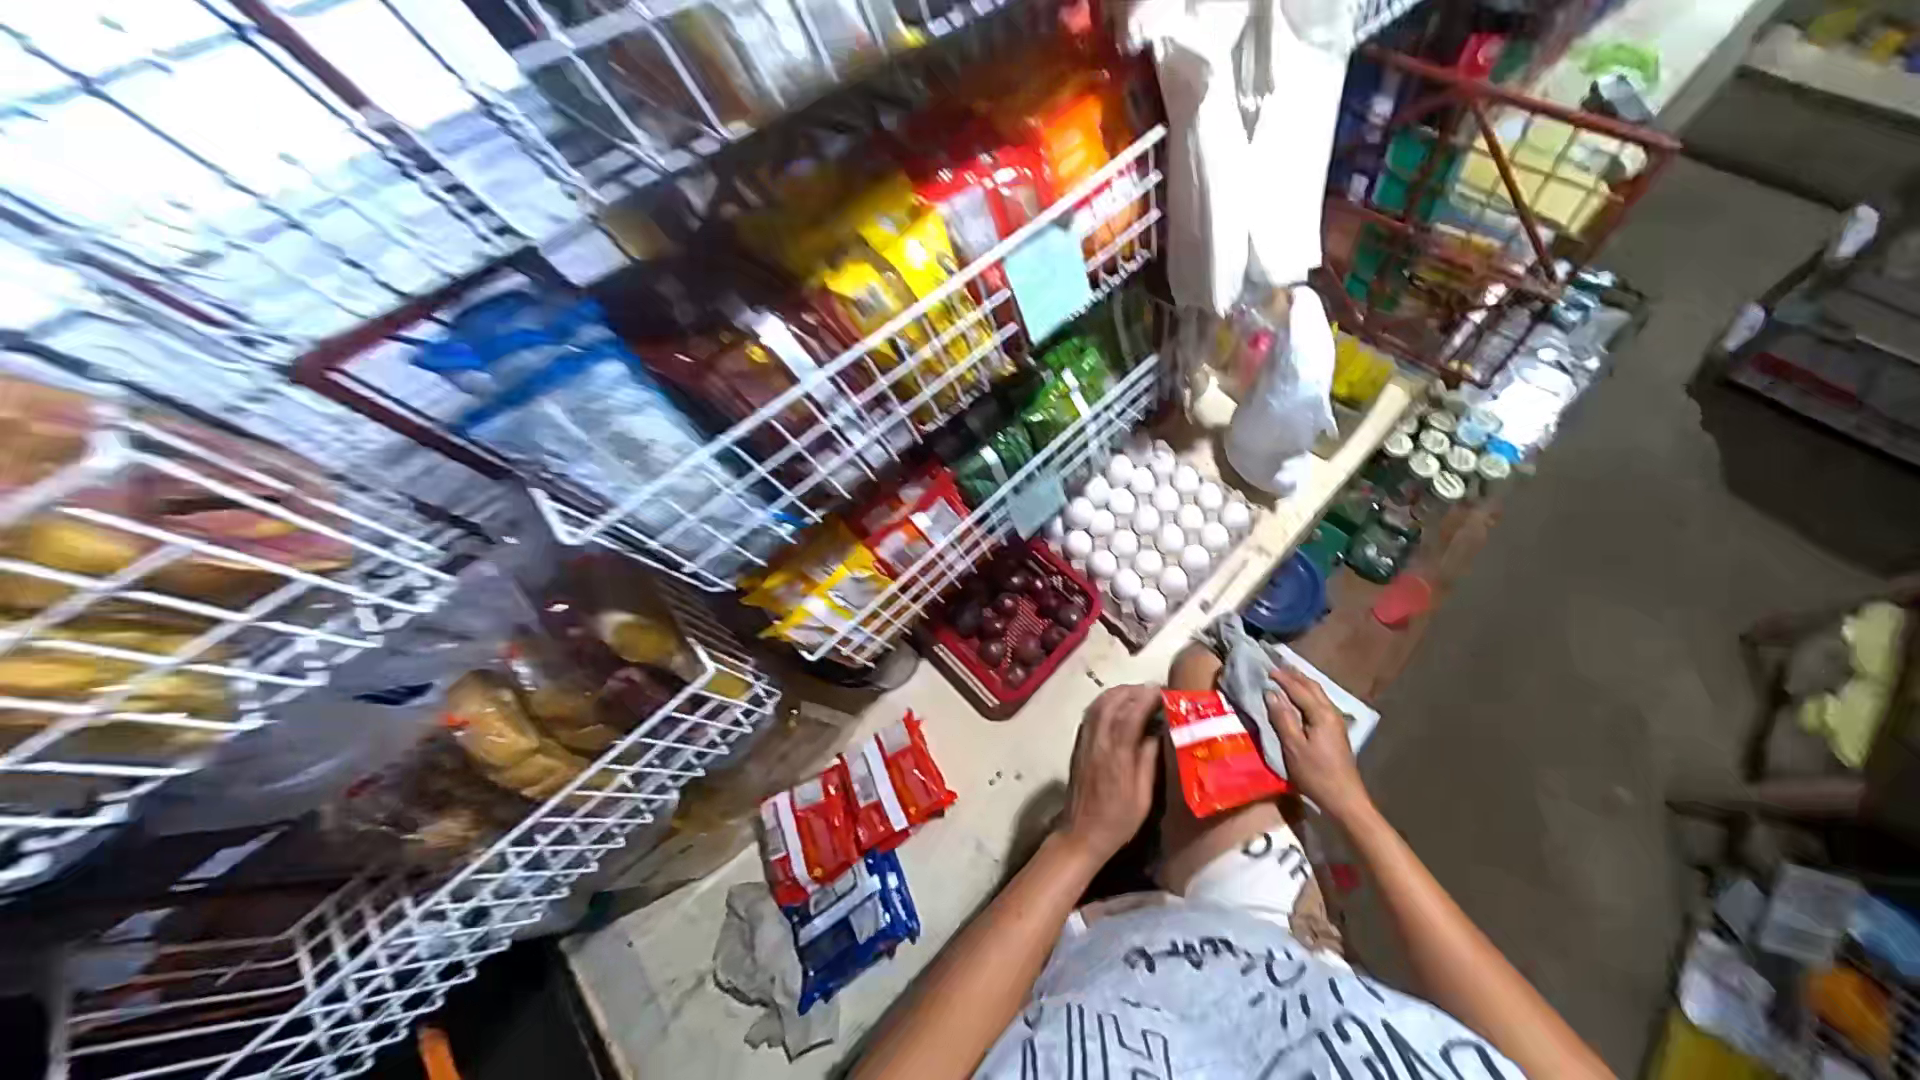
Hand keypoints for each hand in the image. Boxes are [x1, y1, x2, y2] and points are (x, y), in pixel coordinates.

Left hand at [1057, 684, 1160, 863]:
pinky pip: (1091, 713)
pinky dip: (1105, 702)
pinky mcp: (1078, 744)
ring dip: (1119, 693)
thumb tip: (1158, 731)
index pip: (1131, 714)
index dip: (1147, 698)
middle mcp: (1098, 741)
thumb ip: (1149, 760)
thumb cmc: (1118, 820)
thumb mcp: (1143, 796)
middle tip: (1154, 691)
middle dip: (1134, 690)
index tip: (1164, 691)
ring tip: (1139, 694)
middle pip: (1112, 702)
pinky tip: (1118, 705)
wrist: (1080, 833)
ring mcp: (1085, 740)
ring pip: (1099, 704)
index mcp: (1117, 754)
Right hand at [1266, 665, 1371, 823]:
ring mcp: (1336, 722)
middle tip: (1275, 667)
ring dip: (1301, 683)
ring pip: (1318, 694)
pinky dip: (1307, 694)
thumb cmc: (1316, 773)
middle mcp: (1331, 713)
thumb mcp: (1293, 747)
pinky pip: (1319, 702)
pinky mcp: (1335, 730)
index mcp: (1322, 714)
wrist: (1344, 798)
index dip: (1283, 678)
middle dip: (1294, 675)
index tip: (1266, 669)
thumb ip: (1283, 718)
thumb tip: (1271, 693)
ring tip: (1286, 676)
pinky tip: (1299, 697)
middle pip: (1312, 687)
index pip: (1299, 689)